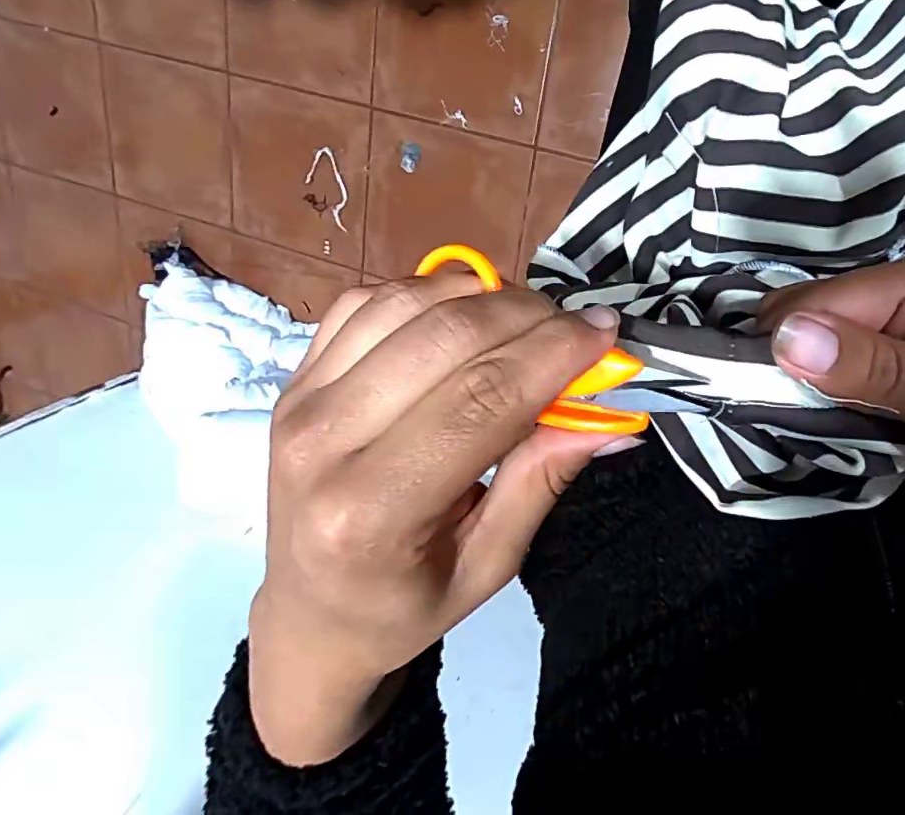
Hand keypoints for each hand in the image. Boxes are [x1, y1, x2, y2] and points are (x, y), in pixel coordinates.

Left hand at [249, 273, 623, 764]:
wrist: (307, 613)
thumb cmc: (405, 604)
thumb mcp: (490, 564)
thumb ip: (543, 481)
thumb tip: (608, 416)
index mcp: (371, 511)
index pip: (483, 398)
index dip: (554, 353)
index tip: (606, 332)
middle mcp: (323, 441)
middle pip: (449, 337)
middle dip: (531, 315)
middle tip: (576, 326)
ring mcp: (300, 398)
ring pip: (410, 302)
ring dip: (485, 295)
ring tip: (528, 319)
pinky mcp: (295, 375)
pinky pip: (370, 299)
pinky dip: (432, 291)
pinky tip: (465, 313)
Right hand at [759, 254, 904, 668]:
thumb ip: (884, 369)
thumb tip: (785, 336)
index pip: (833, 300)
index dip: (788, 338)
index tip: (744, 387)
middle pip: (820, 326)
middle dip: (787, 364)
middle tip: (753, 413)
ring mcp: (904, 358)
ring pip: (824, 364)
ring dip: (798, 393)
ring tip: (764, 427)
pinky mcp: (902, 401)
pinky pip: (843, 399)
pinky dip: (820, 416)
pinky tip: (797, 436)